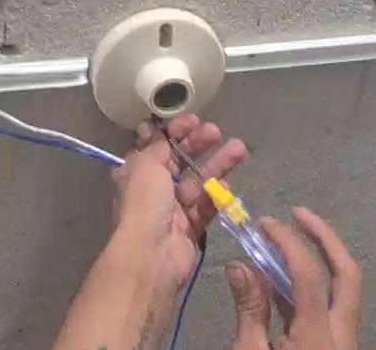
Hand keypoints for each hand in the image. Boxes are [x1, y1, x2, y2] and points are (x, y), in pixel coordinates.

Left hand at [108, 115, 248, 289]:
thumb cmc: (145, 203)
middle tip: (216, 131)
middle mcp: (153, 187)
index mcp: (137, 170)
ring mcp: (173, 208)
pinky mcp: (190, 228)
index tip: (192, 120)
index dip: (174, 131)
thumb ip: (157, 146)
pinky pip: (206, 207)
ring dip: (217, 165)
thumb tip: (158, 132)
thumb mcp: (146, 165)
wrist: (152, 255)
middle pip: (180, 160)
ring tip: (239, 149)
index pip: (156, 144)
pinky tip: (229, 186)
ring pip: (198, 181)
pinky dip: (217, 196)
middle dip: (198, 143)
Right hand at [226, 208, 361, 349]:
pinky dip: (311, 287)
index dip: (287, 241)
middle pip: (348, 275)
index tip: (264, 223)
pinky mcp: (338, 349)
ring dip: (319, 259)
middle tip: (297, 213)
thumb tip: (238, 265)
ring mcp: (345, 344)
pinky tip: (281, 283)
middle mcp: (342, 337)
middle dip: (324, 237)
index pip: (310, 275)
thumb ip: (249, 311)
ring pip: (345, 291)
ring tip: (285, 242)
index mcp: (318, 338)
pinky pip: (332, 309)